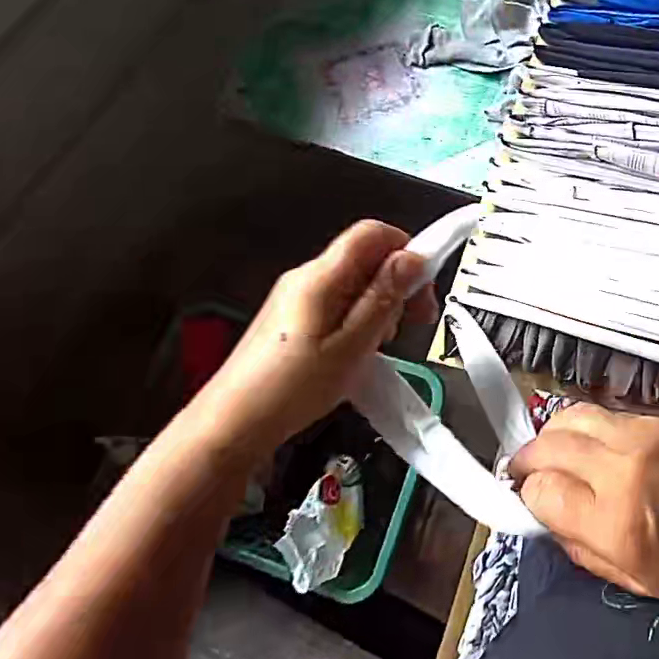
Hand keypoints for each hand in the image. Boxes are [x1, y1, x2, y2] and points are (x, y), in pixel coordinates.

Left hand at [182, 220, 438, 455]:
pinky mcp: (296, 315)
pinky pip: (342, 301)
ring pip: (359, 281)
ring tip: (384, 343)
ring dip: (384, 304)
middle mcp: (308, 277)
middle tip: (415, 321)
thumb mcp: (352, 344)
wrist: (233, 424)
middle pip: (369, 257)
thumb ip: (384, 297)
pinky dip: (364, 318)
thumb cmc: (292, 388)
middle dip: (401, 282)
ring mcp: (299, 296)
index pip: (373, 234)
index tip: (425, 288)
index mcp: (321, 278)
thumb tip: (414, 259)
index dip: (408, 249)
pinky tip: (362, 349)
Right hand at [507, 403, 658, 601]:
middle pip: (547, 445)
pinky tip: (593, 449)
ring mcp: (642, 436)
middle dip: (526, 460)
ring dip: (551, 435)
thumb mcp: (635, 581)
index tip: (530, 503)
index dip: (527, 498)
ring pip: (571, 416)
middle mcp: (624, 470)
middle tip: (525, 474)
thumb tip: (545, 516)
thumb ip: (580, 548)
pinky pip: (603, 414)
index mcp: (616, 522)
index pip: (540, 490)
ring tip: (554, 456)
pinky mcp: (658, 420)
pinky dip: (586, 429)